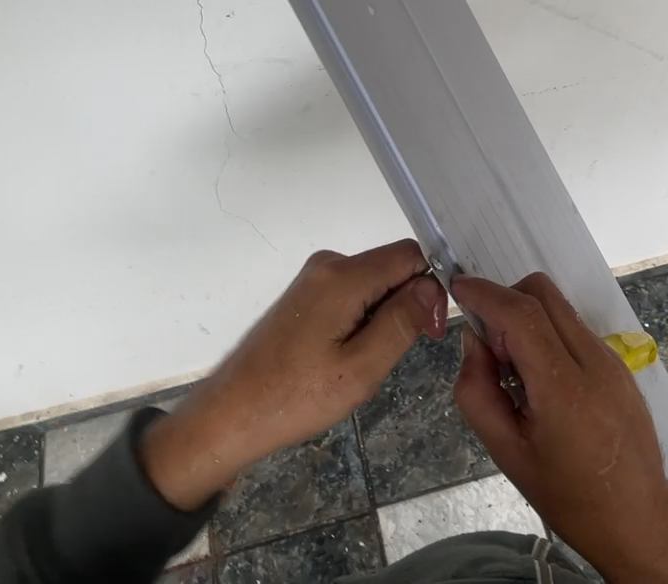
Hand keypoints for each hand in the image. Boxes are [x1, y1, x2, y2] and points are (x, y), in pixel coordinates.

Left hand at [142, 239, 447, 508]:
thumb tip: (433, 286)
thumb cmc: (298, 396)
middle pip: (391, 268)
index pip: (410, 254)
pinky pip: (353, 294)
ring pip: (373, 284)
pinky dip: (362, 319)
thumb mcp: (361, 369)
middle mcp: (328, 264)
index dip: (429, 287)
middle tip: (393, 358)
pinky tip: (346, 356)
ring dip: (383, 317)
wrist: (233, 412)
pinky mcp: (306, 295)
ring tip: (364, 363)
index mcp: (343, 276)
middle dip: (407, 305)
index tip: (429, 331)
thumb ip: (401, 322)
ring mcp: (314, 278)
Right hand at [451, 273, 667, 583]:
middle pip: (542, 293)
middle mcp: (594, 362)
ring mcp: (612, 359)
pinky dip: (547, 333)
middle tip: (492, 346)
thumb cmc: (566, 495)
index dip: (485, 293)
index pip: (521, 314)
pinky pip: (573, 326)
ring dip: (526, 317)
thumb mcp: (505, 452)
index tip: (458, 287)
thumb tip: (474, 340)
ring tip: (518, 371)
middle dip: (505, 300)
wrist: (639, 520)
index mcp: (564, 389)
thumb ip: (477, 390)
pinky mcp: (619, 363)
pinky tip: (542, 379)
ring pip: (558, 306)